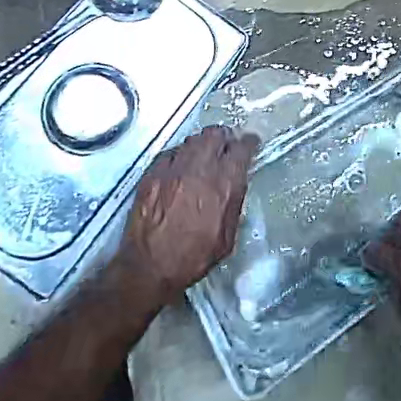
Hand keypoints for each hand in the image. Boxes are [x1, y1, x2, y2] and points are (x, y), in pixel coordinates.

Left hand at [114, 126, 259, 308]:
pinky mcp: (152, 173)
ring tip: (205, 151)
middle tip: (226, 143)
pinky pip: (170, 152)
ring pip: (192, 140)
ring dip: (203, 143)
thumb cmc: (192, 258)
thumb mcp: (226, 237)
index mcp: (223, 186)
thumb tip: (235, 184)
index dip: (248, 143)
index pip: (240, 150)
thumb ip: (233, 204)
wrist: (150, 265)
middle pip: (215, 135)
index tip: (250, 142)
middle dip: (224, 137)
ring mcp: (173, 169)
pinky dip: (180, 153)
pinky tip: (181, 163)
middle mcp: (199, 170)